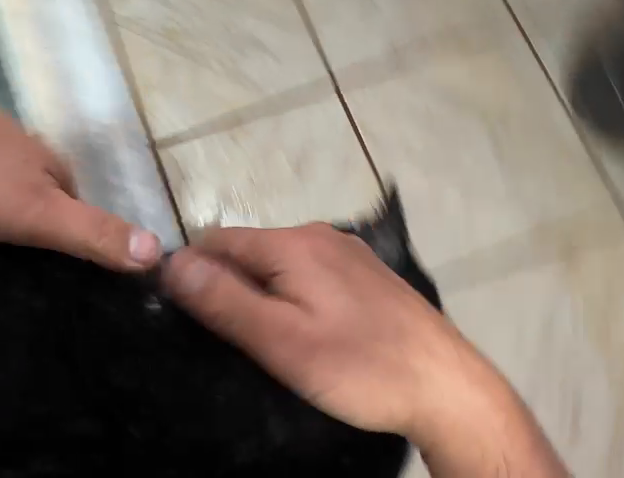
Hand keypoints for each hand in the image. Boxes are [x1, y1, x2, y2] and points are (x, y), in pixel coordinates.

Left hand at [0, 75, 162, 272]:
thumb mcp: (40, 213)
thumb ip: (92, 232)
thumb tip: (158, 250)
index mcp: (50, 161)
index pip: (76, 200)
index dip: (76, 229)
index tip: (66, 265)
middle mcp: (25, 142)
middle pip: (42, 182)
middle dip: (39, 211)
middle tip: (23, 254)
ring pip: (5, 171)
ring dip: (4, 195)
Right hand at [162, 224, 510, 440]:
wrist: (451, 390)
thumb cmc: (359, 366)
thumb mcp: (281, 341)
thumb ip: (224, 300)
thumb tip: (172, 263)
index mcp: (290, 242)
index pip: (217, 240)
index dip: (193, 271)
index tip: (185, 312)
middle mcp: (317, 233)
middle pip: (250, 249)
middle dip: (229, 281)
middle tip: (230, 335)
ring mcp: (347, 251)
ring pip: (281, 261)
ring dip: (263, 287)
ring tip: (268, 338)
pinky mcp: (368, 273)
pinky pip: (312, 271)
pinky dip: (295, 291)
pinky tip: (310, 329)